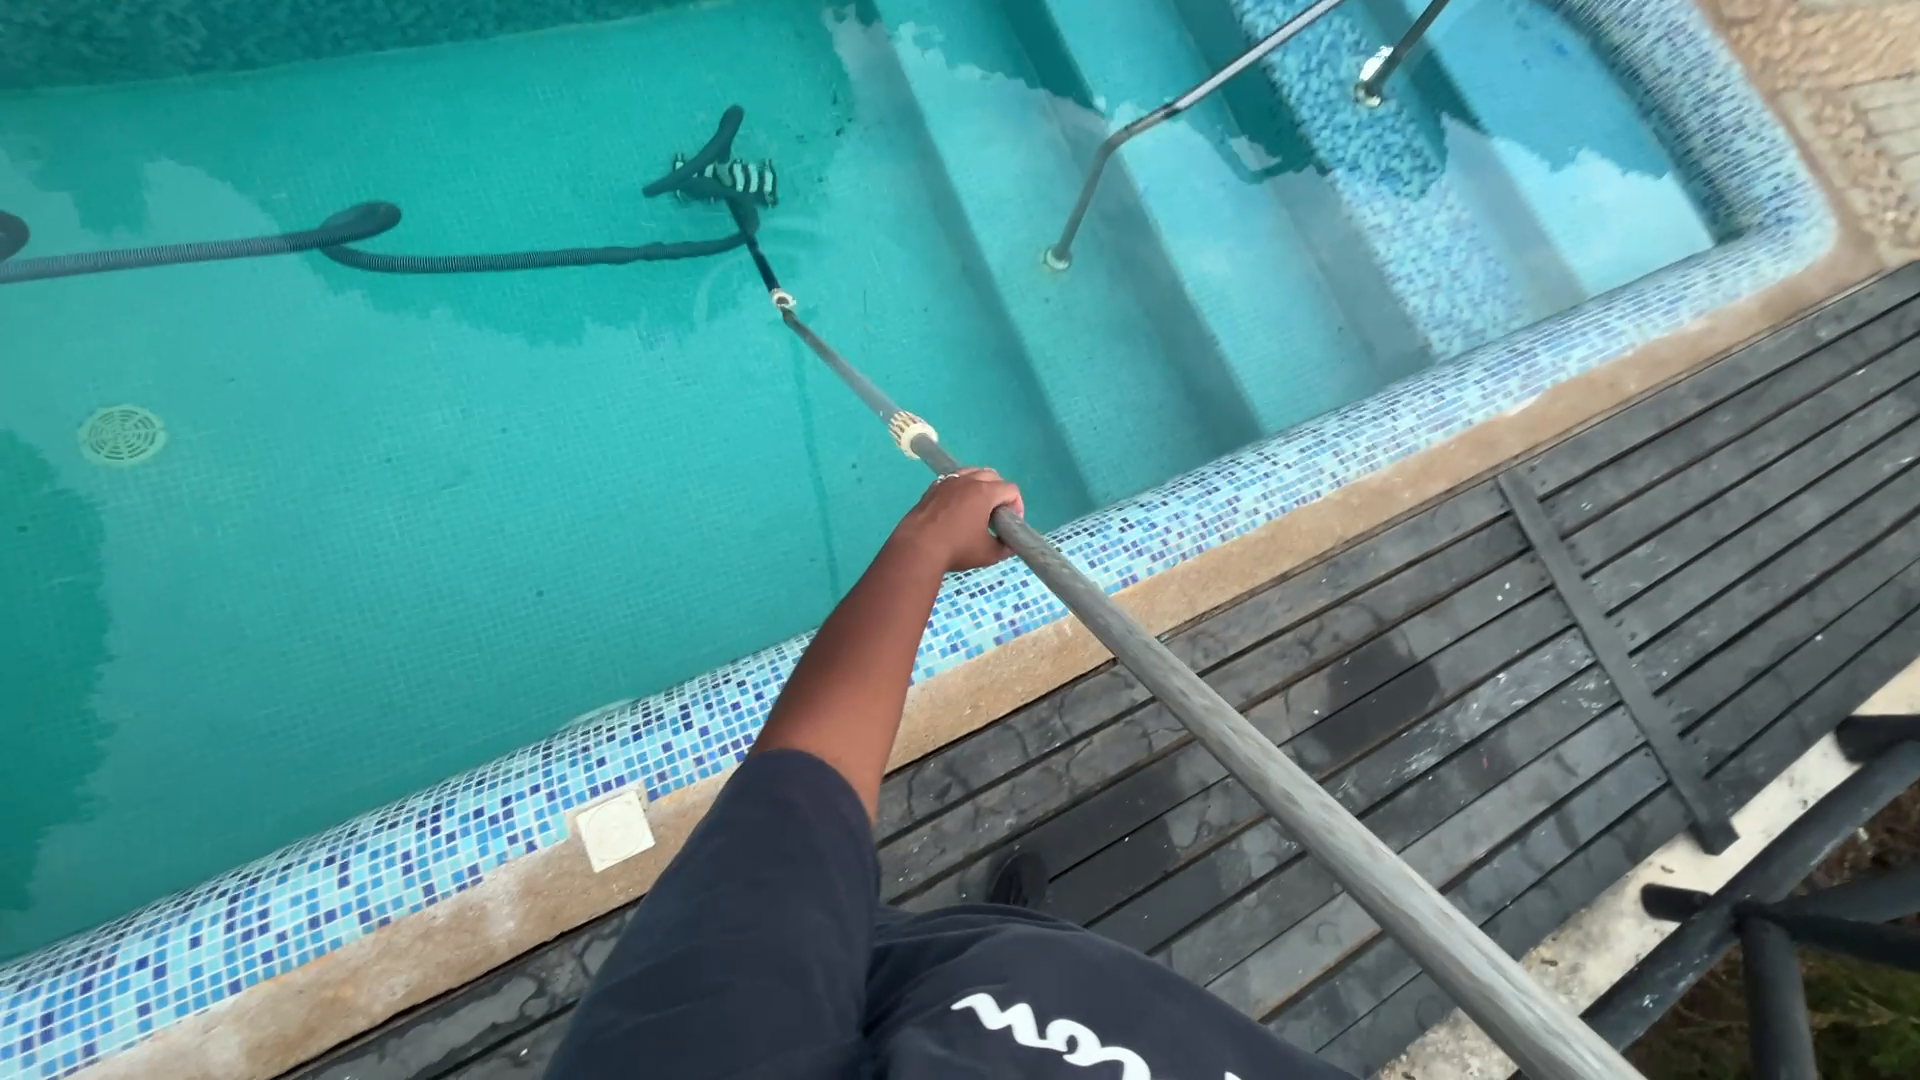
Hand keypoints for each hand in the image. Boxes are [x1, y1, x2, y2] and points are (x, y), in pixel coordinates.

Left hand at [887, 468, 1024, 573]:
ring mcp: (947, 482)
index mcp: (984, 492)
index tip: (1010, 522)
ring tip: (977, 507)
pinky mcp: (932, 489)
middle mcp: (967, 480)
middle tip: (996, 514)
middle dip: (999, 492)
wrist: (917, 548)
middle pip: (992, 475)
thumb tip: (1010, 545)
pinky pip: (953, 480)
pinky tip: (956, 507)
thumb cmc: (956, 549)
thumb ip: (1005, 547)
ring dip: (980, 485)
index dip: (1017, 505)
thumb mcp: (988, 553)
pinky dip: (960, 488)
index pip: (1010, 489)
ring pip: (971, 473)